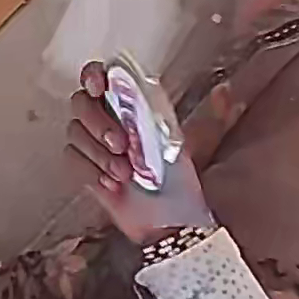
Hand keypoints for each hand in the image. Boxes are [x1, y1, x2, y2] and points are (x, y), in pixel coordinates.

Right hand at [65, 62, 213, 244]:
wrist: (169, 223)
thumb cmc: (182, 180)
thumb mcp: (201, 144)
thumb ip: (212, 117)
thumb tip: (227, 91)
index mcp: (130, 104)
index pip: (99, 75)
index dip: (94, 75)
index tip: (101, 87)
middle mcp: (106, 117)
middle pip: (80, 102)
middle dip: (98, 122)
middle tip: (122, 144)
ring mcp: (91, 143)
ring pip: (75, 131)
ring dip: (97, 151)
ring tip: (124, 172)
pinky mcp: (83, 168)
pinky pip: (72, 159)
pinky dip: (89, 170)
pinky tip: (111, 183)